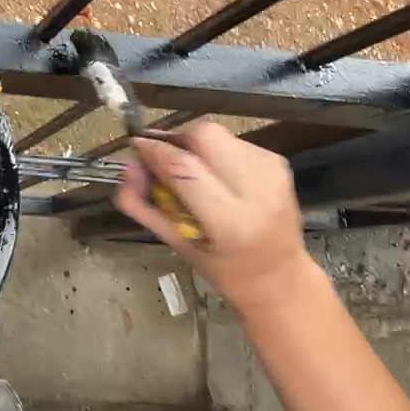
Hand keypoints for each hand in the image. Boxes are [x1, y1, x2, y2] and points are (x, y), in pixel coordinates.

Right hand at [115, 121, 321, 310]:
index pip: (184, 168)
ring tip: (192, 171)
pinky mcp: (279, 164)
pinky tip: (217, 175)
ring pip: (219, 133)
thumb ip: (142, 206)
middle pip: (205, 136)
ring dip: (196, 145)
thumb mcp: (176, 245)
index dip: (154, 150)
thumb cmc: (224, 269)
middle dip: (177, 139)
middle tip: (164, 157)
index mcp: (230, 222)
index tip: (136, 146)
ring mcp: (272, 174)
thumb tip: (128, 167)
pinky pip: (235, 141)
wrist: (281, 277)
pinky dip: (216, 151)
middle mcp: (257, 192)